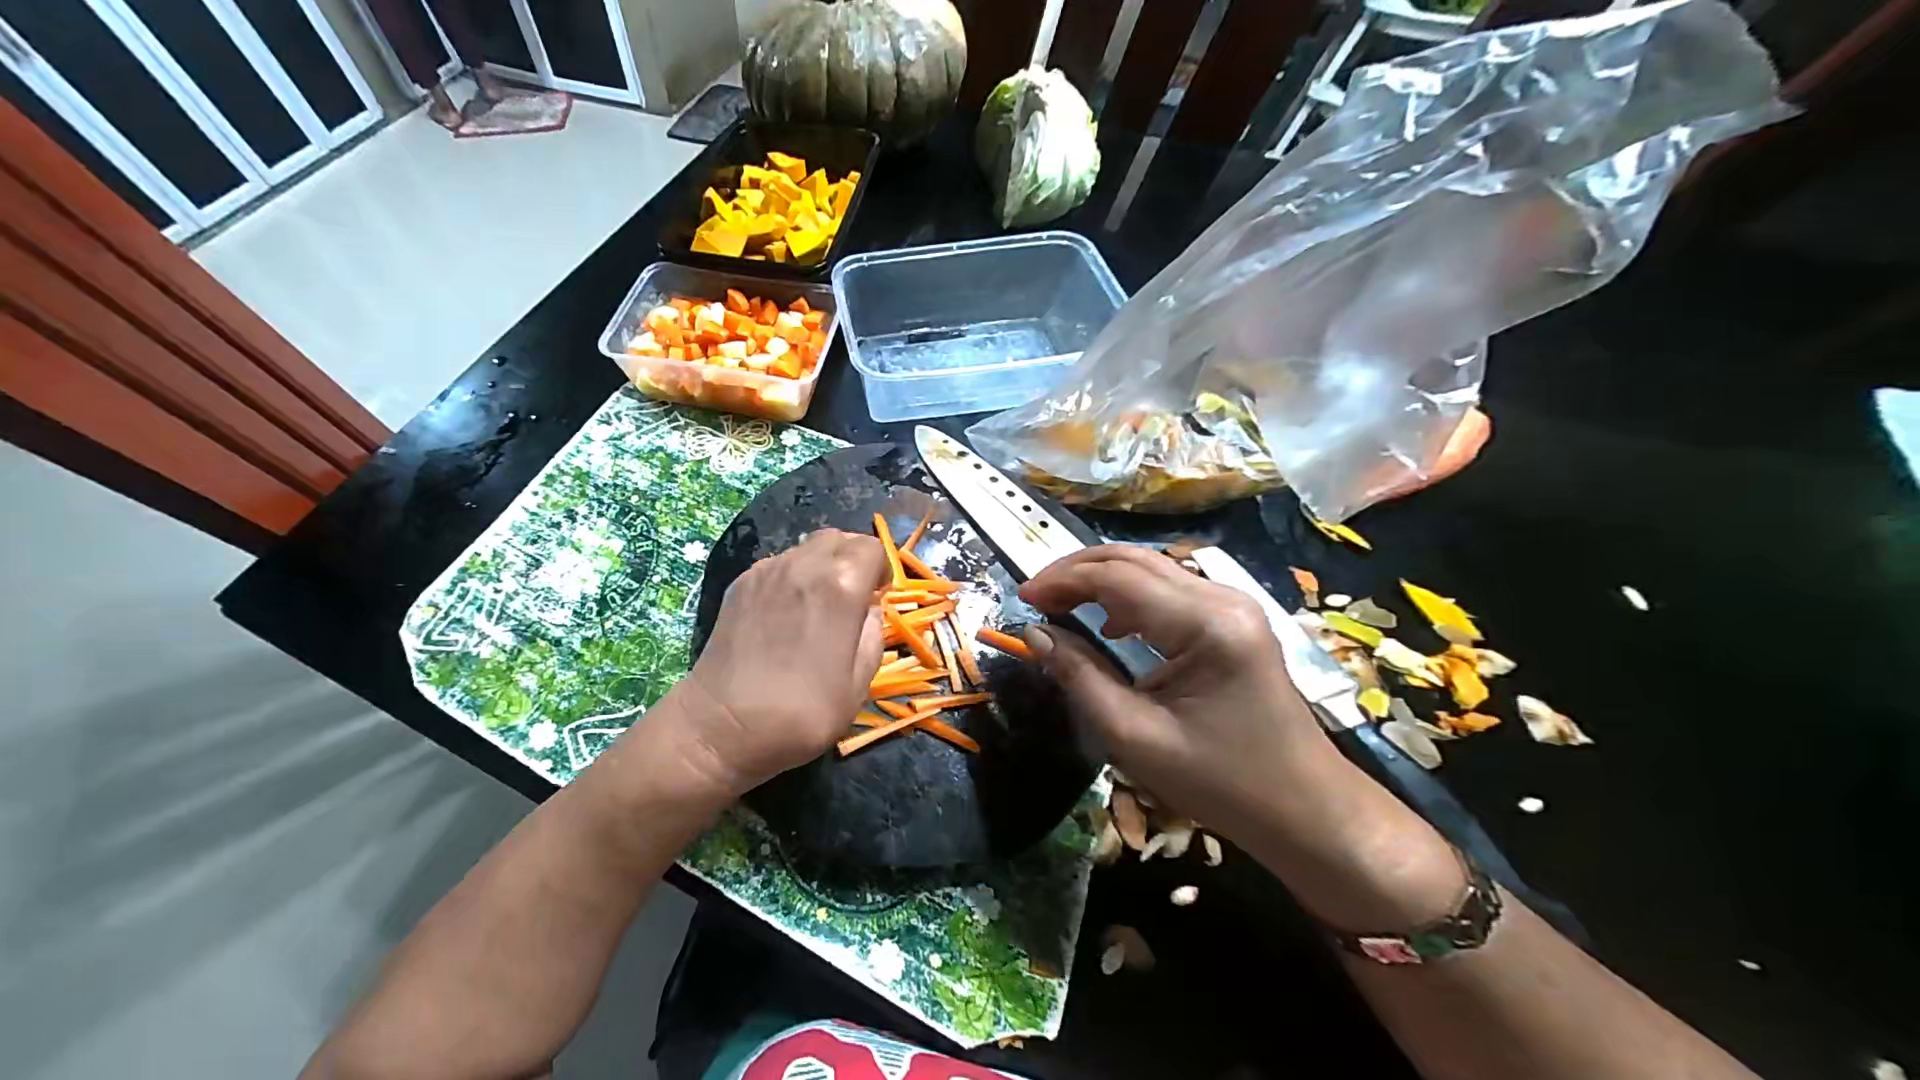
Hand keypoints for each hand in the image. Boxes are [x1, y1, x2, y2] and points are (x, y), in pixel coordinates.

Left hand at [666, 529, 887, 798]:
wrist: (721, 727)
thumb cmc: (801, 712)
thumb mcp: (859, 684)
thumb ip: (872, 635)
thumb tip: (868, 610)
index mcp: (840, 585)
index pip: (873, 548)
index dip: (881, 571)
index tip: (876, 599)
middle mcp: (803, 565)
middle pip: (840, 538)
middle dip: (854, 560)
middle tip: (852, 598)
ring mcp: (766, 571)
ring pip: (807, 547)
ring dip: (823, 565)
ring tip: (819, 605)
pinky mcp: (740, 583)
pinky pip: (780, 563)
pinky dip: (793, 576)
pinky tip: (787, 613)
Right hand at [1020, 545, 1466, 926]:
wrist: (1305, 810)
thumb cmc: (1220, 782)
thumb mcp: (1134, 736)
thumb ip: (1079, 676)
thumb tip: (1034, 635)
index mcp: (1206, 624)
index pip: (1119, 577)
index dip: (1064, 580)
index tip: (1023, 597)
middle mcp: (1223, 599)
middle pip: (1135, 559)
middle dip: (1078, 571)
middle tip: (1035, 596)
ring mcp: (1233, 606)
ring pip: (1152, 569)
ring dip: (1101, 580)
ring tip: (1060, 606)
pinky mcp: (1233, 621)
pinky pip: (1170, 591)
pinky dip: (1129, 596)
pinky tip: (1109, 624)